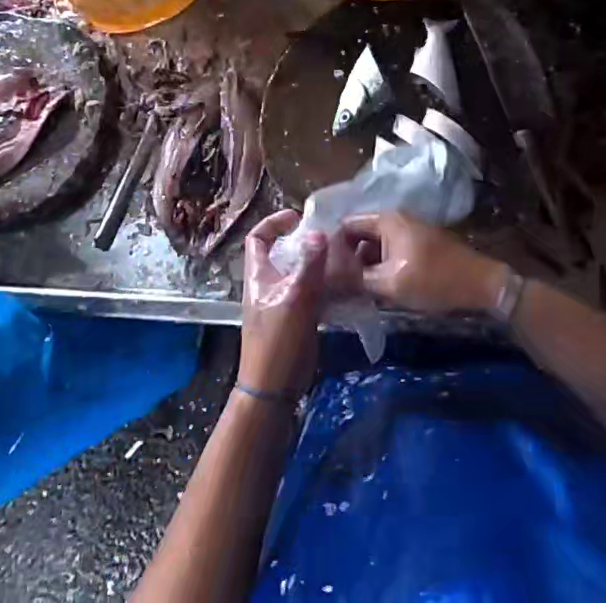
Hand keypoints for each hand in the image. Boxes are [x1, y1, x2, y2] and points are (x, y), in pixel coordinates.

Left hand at [239, 210, 327, 396]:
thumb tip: (317, 232)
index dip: (272, 223)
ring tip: (344, 258)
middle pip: (283, 254)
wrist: (273, 388)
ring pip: (300, 274)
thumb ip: (308, 267)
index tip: (297, 217)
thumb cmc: (277, 342)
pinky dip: (326, 287)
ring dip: (318, 265)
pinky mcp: (298, 319)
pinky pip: (312, 294)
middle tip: (331, 238)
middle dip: (304, 243)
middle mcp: (269, 285)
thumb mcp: (294, 300)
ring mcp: (283, 302)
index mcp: (258, 275)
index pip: (258, 238)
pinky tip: (347, 286)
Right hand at [339, 210, 509, 314]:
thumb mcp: (390, 284)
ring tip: (353, 287)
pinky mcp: (418, 244)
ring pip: (373, 244)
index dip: (331, 245)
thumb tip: (327, 280)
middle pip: (358, 234)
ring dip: (364, 264)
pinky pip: (388, 250)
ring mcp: (408, 231)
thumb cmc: (434, 280)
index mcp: (385, 220)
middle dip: (347, 257)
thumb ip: (356, 280)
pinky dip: (379, 265)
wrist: (483, 286)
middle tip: (336, 281)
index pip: (344, 225)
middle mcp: (394, 219)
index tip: (322, 268)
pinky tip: (375, 286)